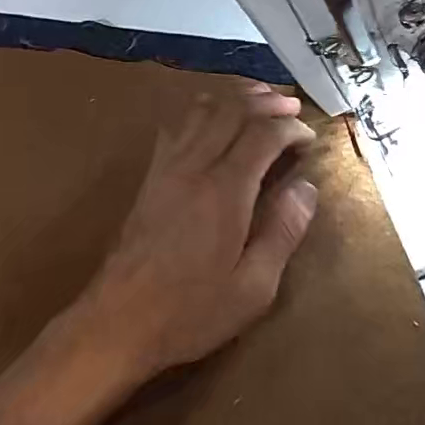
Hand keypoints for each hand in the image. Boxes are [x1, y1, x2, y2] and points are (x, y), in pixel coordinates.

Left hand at [67, 81, 318, 382]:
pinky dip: (202, 111)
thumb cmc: (191, 312)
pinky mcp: (150, 178)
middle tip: (292, 106)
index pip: (263, 134)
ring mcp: (167, 169)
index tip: (309, 139)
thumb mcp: (254, 286)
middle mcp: (195, 168)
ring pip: (202, 111)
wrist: (115, 326)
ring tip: (260, 99)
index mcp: (225, 191)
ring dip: (235, 99)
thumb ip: (284, 231)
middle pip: (233, 111)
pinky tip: (213, 118)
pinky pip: (176, 127)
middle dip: (267, 102)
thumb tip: (306, 188)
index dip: (291, 128)